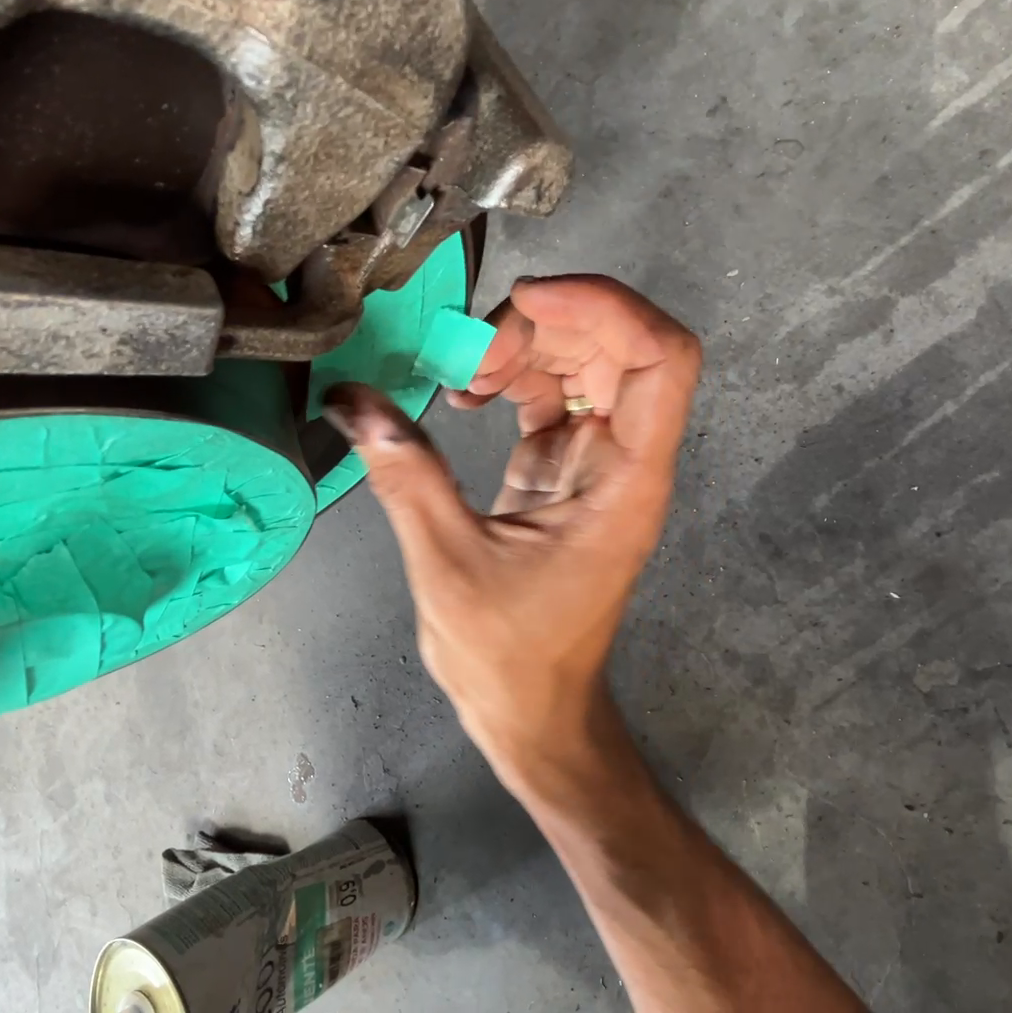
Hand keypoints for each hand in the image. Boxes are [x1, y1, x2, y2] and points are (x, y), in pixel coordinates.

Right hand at [323, 275, 700, 769]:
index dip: (606, 305)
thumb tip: (350, 402)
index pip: (661, 356)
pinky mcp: (567, 470)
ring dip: (527, 348)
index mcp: (626, 480)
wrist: (533, 711)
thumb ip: (405, 474)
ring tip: (462, 377)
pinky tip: (468, 397)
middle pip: (619, 343)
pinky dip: (514, 378)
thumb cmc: (509, 658)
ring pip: (587, 361)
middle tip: (473, 353)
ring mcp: (599, 463)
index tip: (526, 301)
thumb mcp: (449, 565)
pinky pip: (555, 395)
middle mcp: (626, 460)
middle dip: (547, 324)